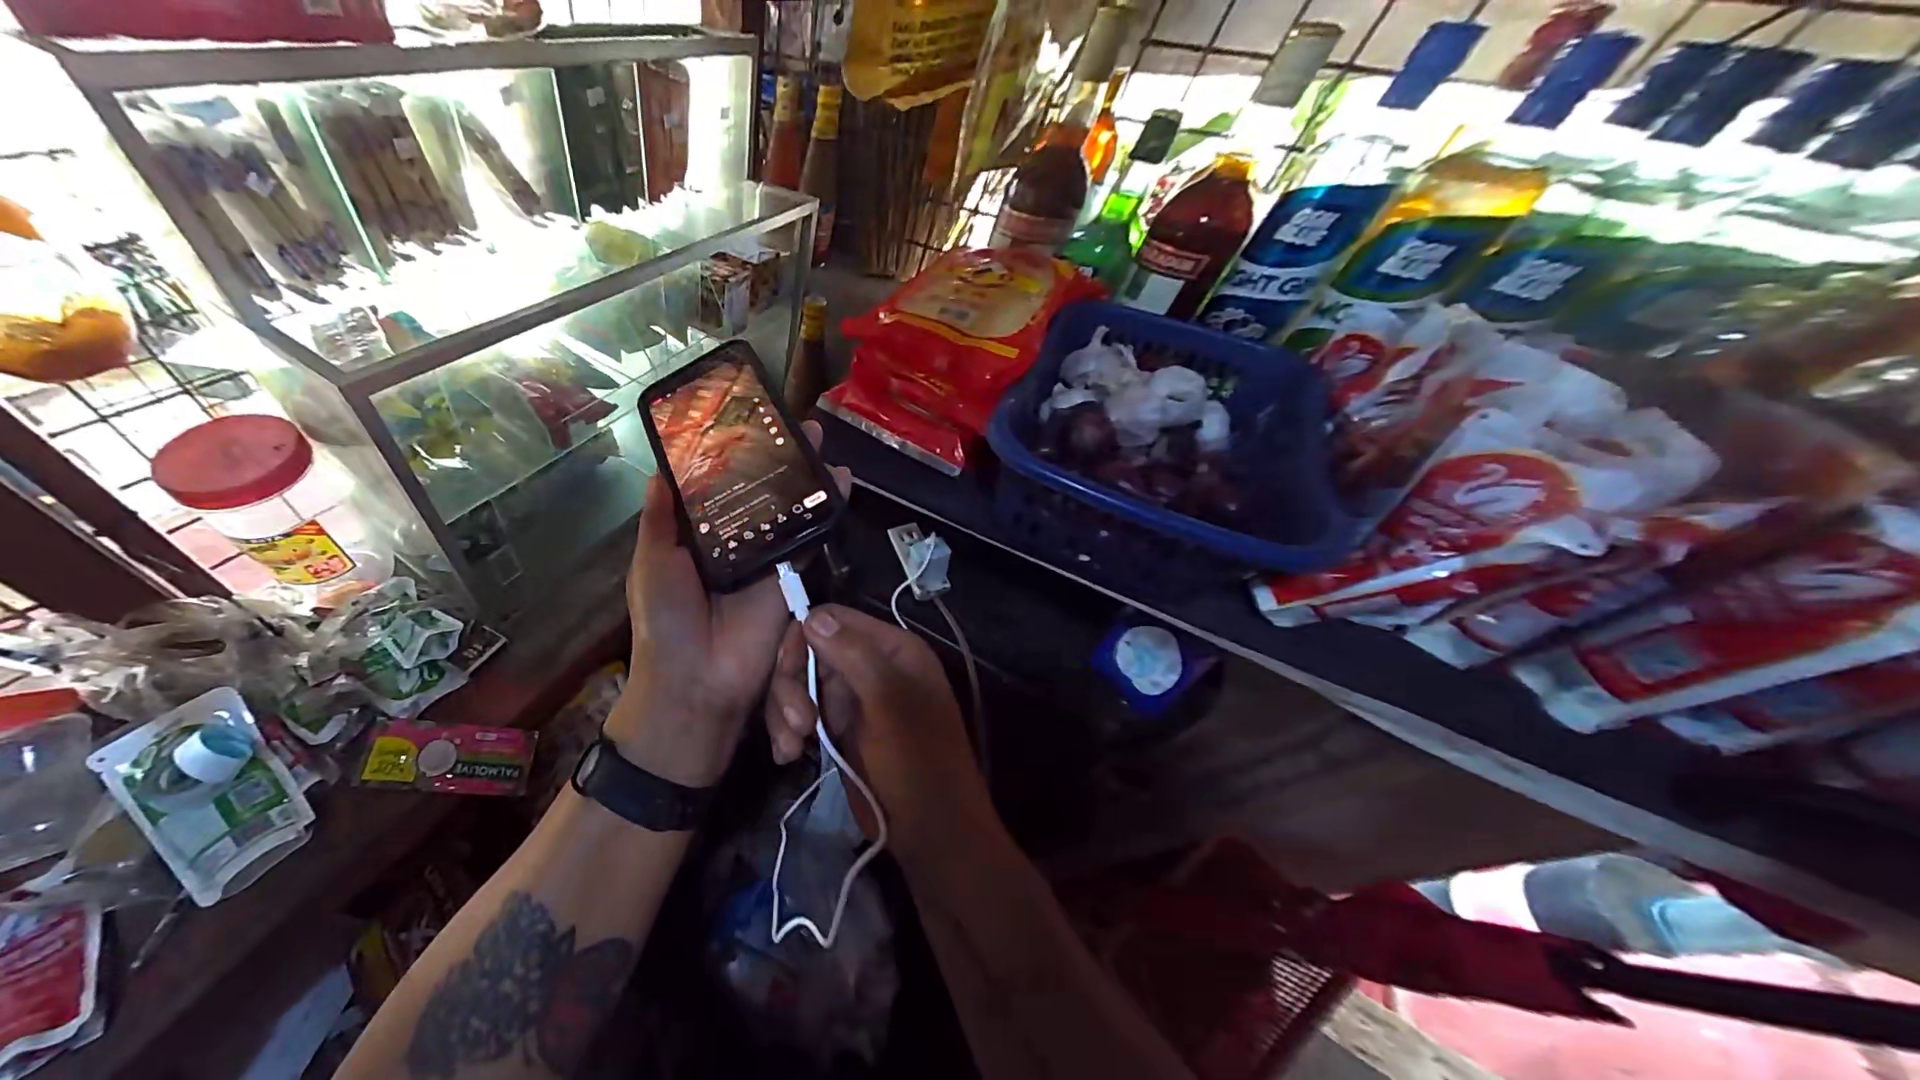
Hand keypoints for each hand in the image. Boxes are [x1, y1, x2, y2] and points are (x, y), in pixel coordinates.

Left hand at [611, 420, 848, 786]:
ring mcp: (768, 559)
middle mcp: (736, 543)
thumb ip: (661, 519)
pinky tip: (841, 481)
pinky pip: (810, 539)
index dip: (735, 457)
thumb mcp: (651, 563)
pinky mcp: (794, 576)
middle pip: (761, 493)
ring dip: (806, 477)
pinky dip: (826, 511)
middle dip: (779, 460)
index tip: (750, 423)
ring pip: (789, 509)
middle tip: (796, 424)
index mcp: (699, 539)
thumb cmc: (665, 620)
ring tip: (819, 441)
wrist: (698, 680)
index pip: (720, 488)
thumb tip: (658, 470)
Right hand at [763, 604, 993, 860]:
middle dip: (792, 685)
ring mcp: (854, 698)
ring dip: (786, 713)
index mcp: (893, 649)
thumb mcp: (889, 703)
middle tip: (795, 725)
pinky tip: (788, 755)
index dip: (803, 640)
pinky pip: (803, 714)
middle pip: (811, 652)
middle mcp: (872, 666)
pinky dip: (789, 731)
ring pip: (801, 684)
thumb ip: (854, 655)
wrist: (930, 829)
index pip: (834, 620)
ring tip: (790, 748)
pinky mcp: (840, 729)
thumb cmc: (918, 762)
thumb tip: (812, 616)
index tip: (786, 672)